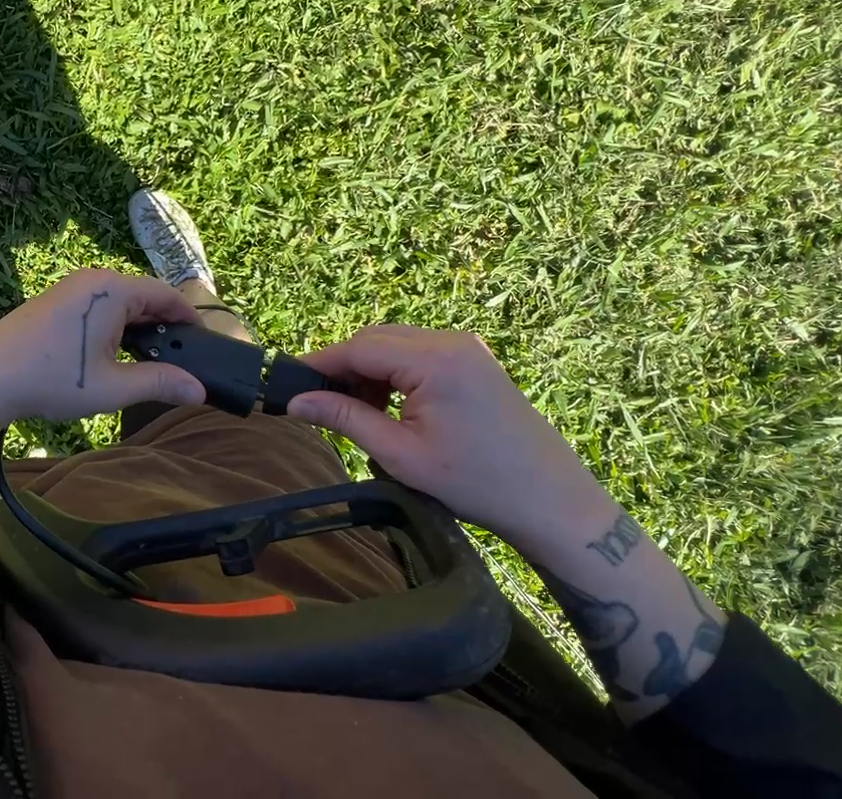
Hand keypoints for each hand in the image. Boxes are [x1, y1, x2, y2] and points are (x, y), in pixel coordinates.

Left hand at [0, 268, 206, 431]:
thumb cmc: (52, 380)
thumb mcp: (112, 387)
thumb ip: (159, 383)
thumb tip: (199, 390)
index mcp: (112, 290)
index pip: (166, 295)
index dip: (189, 320)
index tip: (202, 348)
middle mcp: (92, 280)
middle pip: (143, 297)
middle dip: (162, 327)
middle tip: (176, 363)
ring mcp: (69, 288)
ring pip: (118, 304)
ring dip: (135, 329)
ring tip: (144, 364)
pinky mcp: (53, 301)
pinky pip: (96, 307)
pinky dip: (112, 327)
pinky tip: (108, 357)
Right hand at [287, 325, 616, 552]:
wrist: (553, 501)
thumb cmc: (476, 483)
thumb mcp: (400, 454)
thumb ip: (344, 419)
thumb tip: (294, 403)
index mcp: (435, 360)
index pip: (358, 348)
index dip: (319, 364)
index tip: (288, 384)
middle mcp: (451, 341)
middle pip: (375, 339)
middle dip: (343, 368)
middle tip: (320, 405)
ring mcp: (466, 348)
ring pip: (394, 344)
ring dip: (367, 371)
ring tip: (355, 412)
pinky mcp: (474, 360)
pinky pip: (417, 353)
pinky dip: (393, 373)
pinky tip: (386, 406)